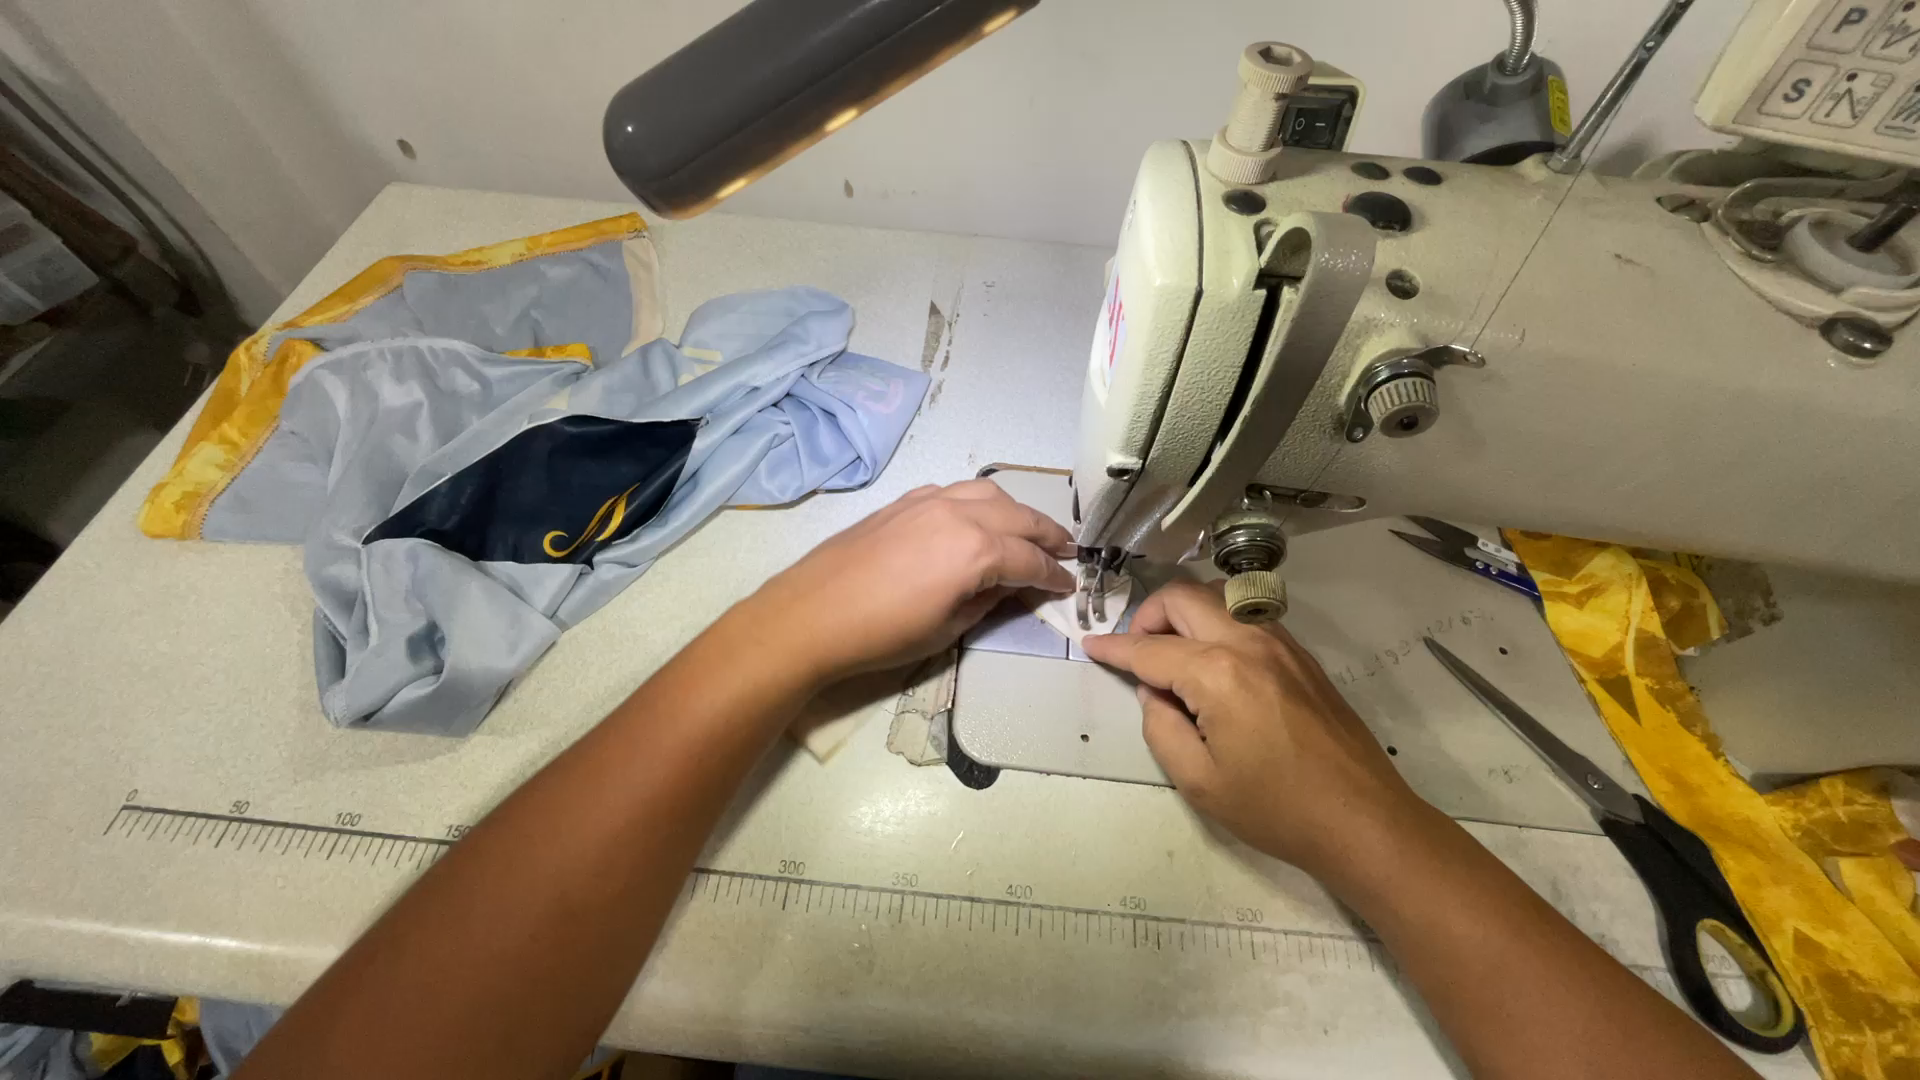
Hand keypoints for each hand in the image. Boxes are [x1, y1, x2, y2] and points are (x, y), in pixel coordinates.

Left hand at [743, 479, 1075, 685]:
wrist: (811, 615)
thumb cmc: (882, 635)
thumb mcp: (947, 629)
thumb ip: (989, 601)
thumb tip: (1013, 588)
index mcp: (976, 550)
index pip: (1031, 560)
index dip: (1054, 576)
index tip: (1069, 586)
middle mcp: (959, 514)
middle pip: (1019, 517)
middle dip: (1048, 535)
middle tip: (1068, 551)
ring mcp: (928, 502)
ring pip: (988, 493)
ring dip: (1016, 511)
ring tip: (1029, 531)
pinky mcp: (903, 502)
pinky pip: (954, 491)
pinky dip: (978, 502)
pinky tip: (976, 520)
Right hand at [1081, 580, 1438, 880]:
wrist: (1364, 821)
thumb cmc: (1275, 808)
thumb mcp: (1198, 781)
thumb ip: (1160, 726)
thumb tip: (1153, 691)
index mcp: (1217, 674)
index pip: (1149, 649)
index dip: (1113, 648)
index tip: (1090, 646)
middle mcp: (1248, 642)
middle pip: (1183, 596)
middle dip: (1148, 615)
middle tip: (1137, 652)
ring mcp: (1280, 644)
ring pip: (1218, 596)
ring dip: (1184, 613)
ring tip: (1173, 655)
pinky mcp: (1300, 656)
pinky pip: (1246, 616)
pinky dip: (1216, 622)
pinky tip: (1213, 665)